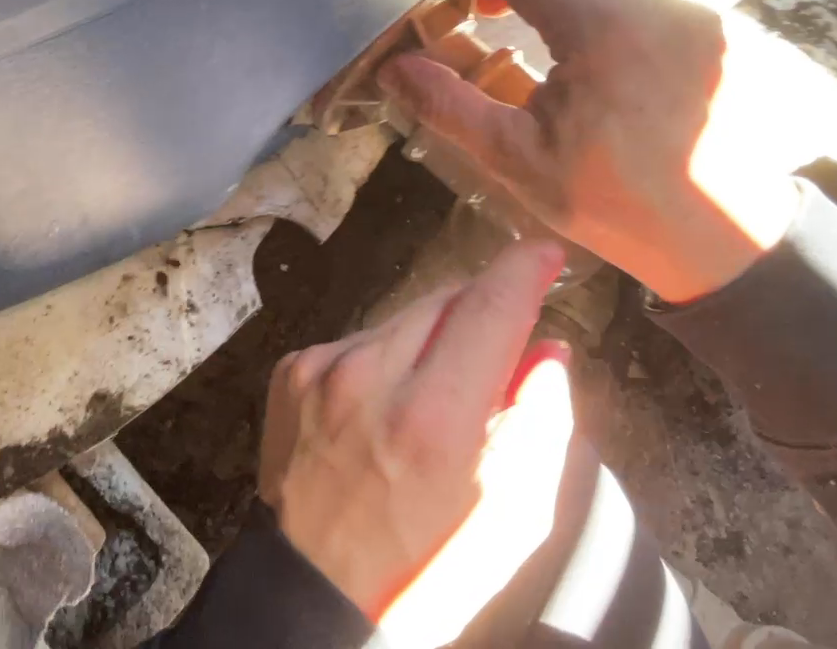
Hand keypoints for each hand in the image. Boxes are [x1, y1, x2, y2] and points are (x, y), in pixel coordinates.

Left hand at [258, 240, 573, 646]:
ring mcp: (320, 366)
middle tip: (502, 336)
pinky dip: (383, 355)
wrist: (310, 583)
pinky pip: (356, 339)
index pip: (487, 312)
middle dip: (480, 307)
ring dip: (431, 335)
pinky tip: (383, 401)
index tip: (546, 253)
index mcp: (432, 421)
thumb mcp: (508, 515)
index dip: (522, 274)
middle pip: (442, 302)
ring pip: (399, 318)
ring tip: (436, 388)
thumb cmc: (427, 564)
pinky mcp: (291, 367)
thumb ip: (538, 422)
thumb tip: (546, 347)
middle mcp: (367, 376)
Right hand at [378, 0, 800, 303]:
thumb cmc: (612, 201)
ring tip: (540, 16)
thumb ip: (448, 105)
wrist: (730, 237)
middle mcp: (659, 0)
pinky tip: (598, 39)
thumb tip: (391, 67)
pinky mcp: (732, 25)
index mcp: (600, 30)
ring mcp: (704, 8)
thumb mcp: (516, 159)